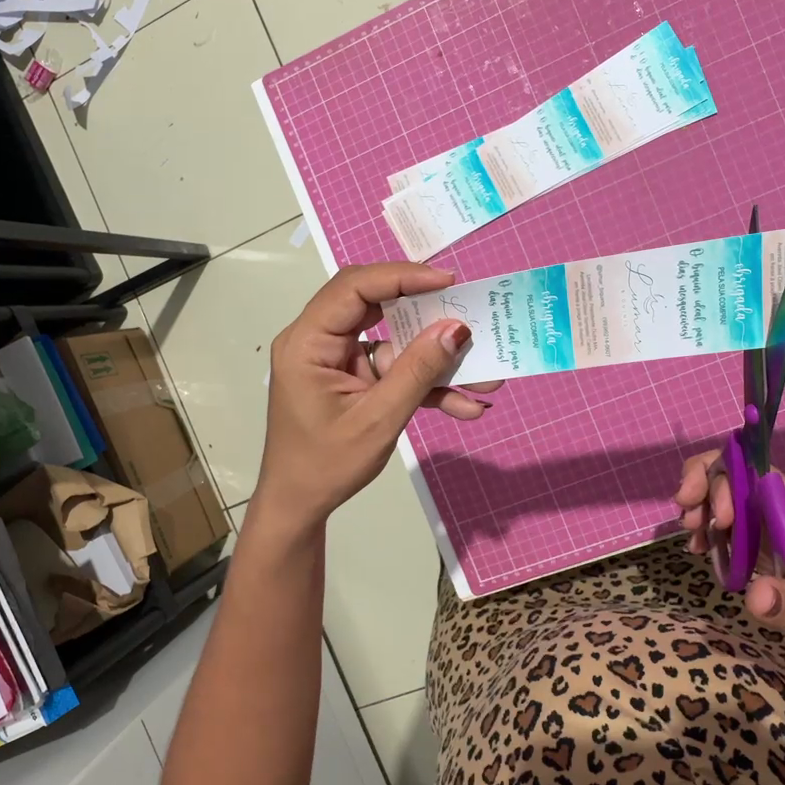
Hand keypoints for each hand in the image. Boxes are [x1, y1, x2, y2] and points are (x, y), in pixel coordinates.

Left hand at [254, 264, 500, 528]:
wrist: (299, 507)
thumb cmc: (325, 465)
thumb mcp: (377, 419)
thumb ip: (417, 371)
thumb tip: (456, 329)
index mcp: (308, 342)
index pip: (354, 288)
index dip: (402, 277)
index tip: (448, 281)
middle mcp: (319, 341)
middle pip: (377, 305)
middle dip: (427, 312)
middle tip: (470, 311)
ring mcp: (338, 361)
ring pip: (394, 341)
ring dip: (436, 359)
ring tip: (484, 374)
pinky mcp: (354, 380)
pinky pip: (393, 370)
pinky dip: (426, 385)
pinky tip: (465, 404)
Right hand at [675, 450, 784, 693]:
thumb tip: (756, 594)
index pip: (764, 476)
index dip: (731, 480)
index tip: (714, 516)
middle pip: (740, 477)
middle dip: (706, 486)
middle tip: (688, 522)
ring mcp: (773, 533)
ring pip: (729, 496)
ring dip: (702, 506)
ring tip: (693, 539)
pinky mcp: (762, 550)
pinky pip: (729, 524)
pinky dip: (708, 530)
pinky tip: (701, 552)